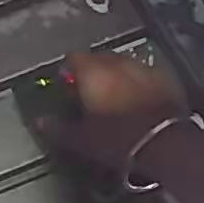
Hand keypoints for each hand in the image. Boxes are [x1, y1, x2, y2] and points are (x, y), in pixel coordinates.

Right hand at [38, 51, 195, 177]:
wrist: (164, 143)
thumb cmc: (118, 140)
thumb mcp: (83, 139)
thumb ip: (58, 128)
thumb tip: (39, 122)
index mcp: (93, 72)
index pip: (74, 59)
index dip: (69, 71)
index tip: (68, 85)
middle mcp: (117, 62)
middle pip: (99, 59)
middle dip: (92, 71)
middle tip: (90, 93)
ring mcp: (143, 67)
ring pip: (123, 64)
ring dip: (116, 75)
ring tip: (114, 96)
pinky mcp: (164, 77)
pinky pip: (144, 74)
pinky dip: (137, 82)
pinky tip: (137, 99)